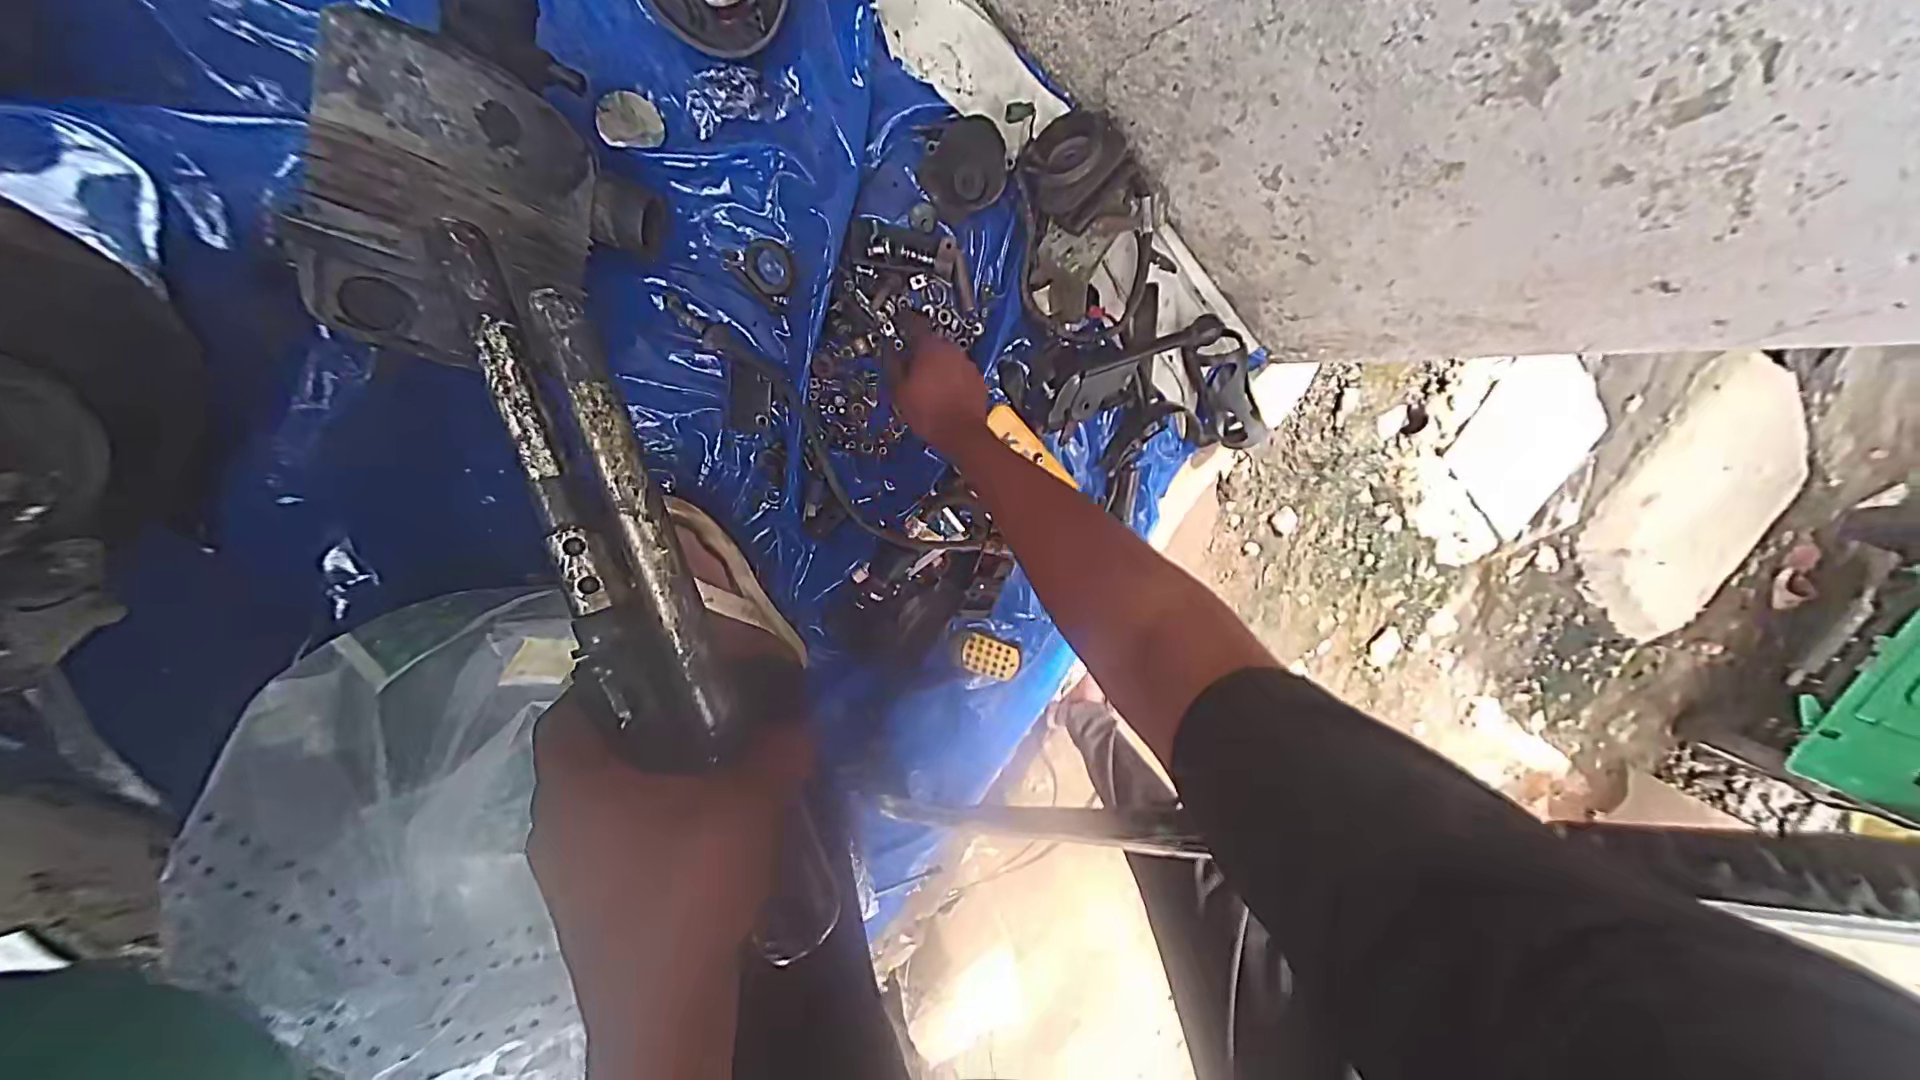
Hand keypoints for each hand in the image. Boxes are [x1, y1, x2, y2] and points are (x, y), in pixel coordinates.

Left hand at [527, 689, 812, 1072]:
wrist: (665, 1011)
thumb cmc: (691, 886)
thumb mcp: (748, 804)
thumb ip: (777, 753)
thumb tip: (799, 726)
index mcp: (575, 785)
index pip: (568, 711)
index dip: (609, 687)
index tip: (661, 683)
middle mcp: (553, 826)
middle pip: (588, 758)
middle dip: (641, 736)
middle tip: (697, 725)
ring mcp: (563, 875)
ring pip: (600, 807)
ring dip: (647, 787)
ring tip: (706, 779)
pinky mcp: (584, 912)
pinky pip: (610, 848)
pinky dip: (647, 831)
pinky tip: (698, 839)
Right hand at [886, 312, 988, 454]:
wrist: (960, 433)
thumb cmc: (930, 413)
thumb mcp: (899, 389)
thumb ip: (893, 364)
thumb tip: (889, 352)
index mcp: (930, 347)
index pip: (913, 323)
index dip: (904, 323)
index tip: (899, 323)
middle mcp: (951, 350)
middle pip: (932, 342)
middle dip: (920, 351)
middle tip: (909, 366)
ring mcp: (967, 364)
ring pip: (947, 357)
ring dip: (937, 365)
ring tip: (926, 385)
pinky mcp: (977, 379)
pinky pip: (960, 372)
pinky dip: (951, 378)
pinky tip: (943, 393)